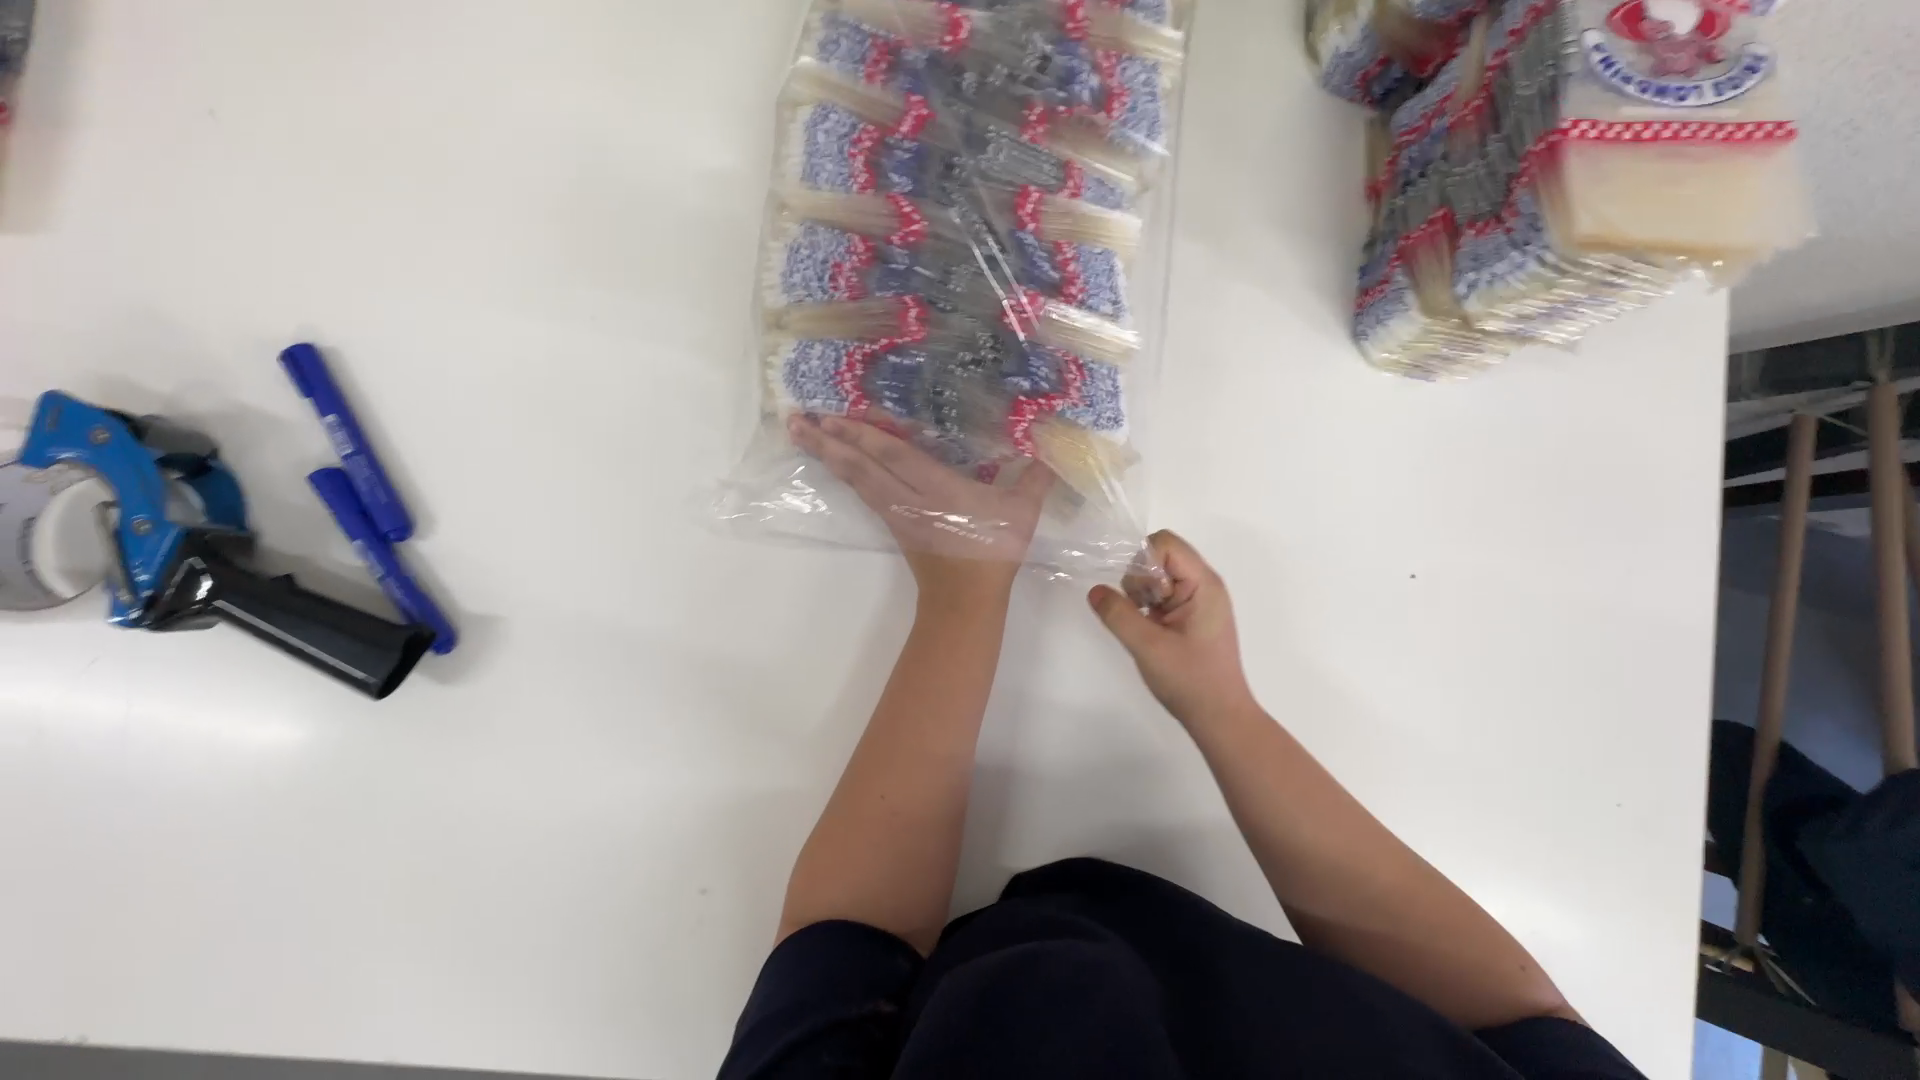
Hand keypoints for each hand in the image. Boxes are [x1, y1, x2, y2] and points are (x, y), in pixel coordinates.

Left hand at [789, 413, 1054, 600]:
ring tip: (802, 434)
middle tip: (796, 418)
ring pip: (856, 478)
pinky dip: (847, 471)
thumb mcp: (1021, 513)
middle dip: (827, 440)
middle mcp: (906, 497)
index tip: (834, 413)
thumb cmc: (993, 552)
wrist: (966, 601)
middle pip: (860, 464)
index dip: (861, 432)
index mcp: (936, 488)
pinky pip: (864, 491)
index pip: (891, 453)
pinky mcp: (893, 524)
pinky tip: (837, 462)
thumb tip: (1050, 448)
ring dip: (827, 455)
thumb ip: (1034, 478)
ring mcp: (895, 512)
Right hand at [1088, 531, 1255, 725]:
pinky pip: (1162, 593)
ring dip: (1142, 594)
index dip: (1143, 563)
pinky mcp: (1190, 614)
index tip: (1143, 598)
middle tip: (1143, 612)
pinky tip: (1149, 631)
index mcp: (1203, 584)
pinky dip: (1148, 606)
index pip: (1165, 543)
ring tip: (1146, 625)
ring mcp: (1198, 599)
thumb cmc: (1190, 680)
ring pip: (1158, 575)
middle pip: (1160, 555)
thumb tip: (1094, 590)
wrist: (1219, 716)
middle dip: (1140, 579)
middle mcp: (1204, 584)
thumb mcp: (1147, 646)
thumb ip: (1118, 614)